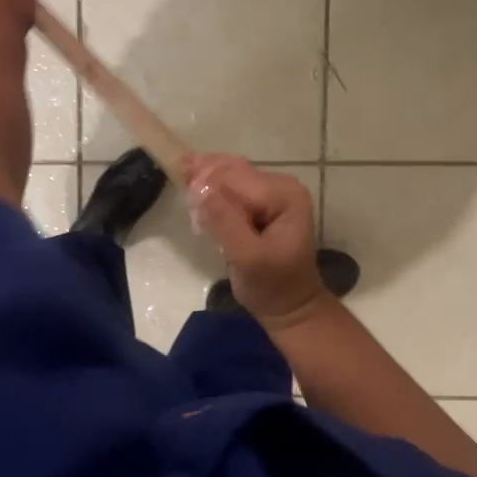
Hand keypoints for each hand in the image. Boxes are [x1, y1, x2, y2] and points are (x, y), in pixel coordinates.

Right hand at [185, 153, 328, 326]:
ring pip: (227, 174)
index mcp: (285, 195)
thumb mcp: (247, 258)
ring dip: (204, 186)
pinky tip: (199, 207)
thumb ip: (225, 222)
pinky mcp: (260, 200)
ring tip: (192, 211)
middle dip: (203, 181)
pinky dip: (211, 194)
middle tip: (186, 203)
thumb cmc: (271, 286)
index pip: (237, 177)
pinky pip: (229, 186)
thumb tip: (199, 188)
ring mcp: (271, 191)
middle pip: (231, 169)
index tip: (189, 208)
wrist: (290, 307)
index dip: (207, 184)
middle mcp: (281, 185)